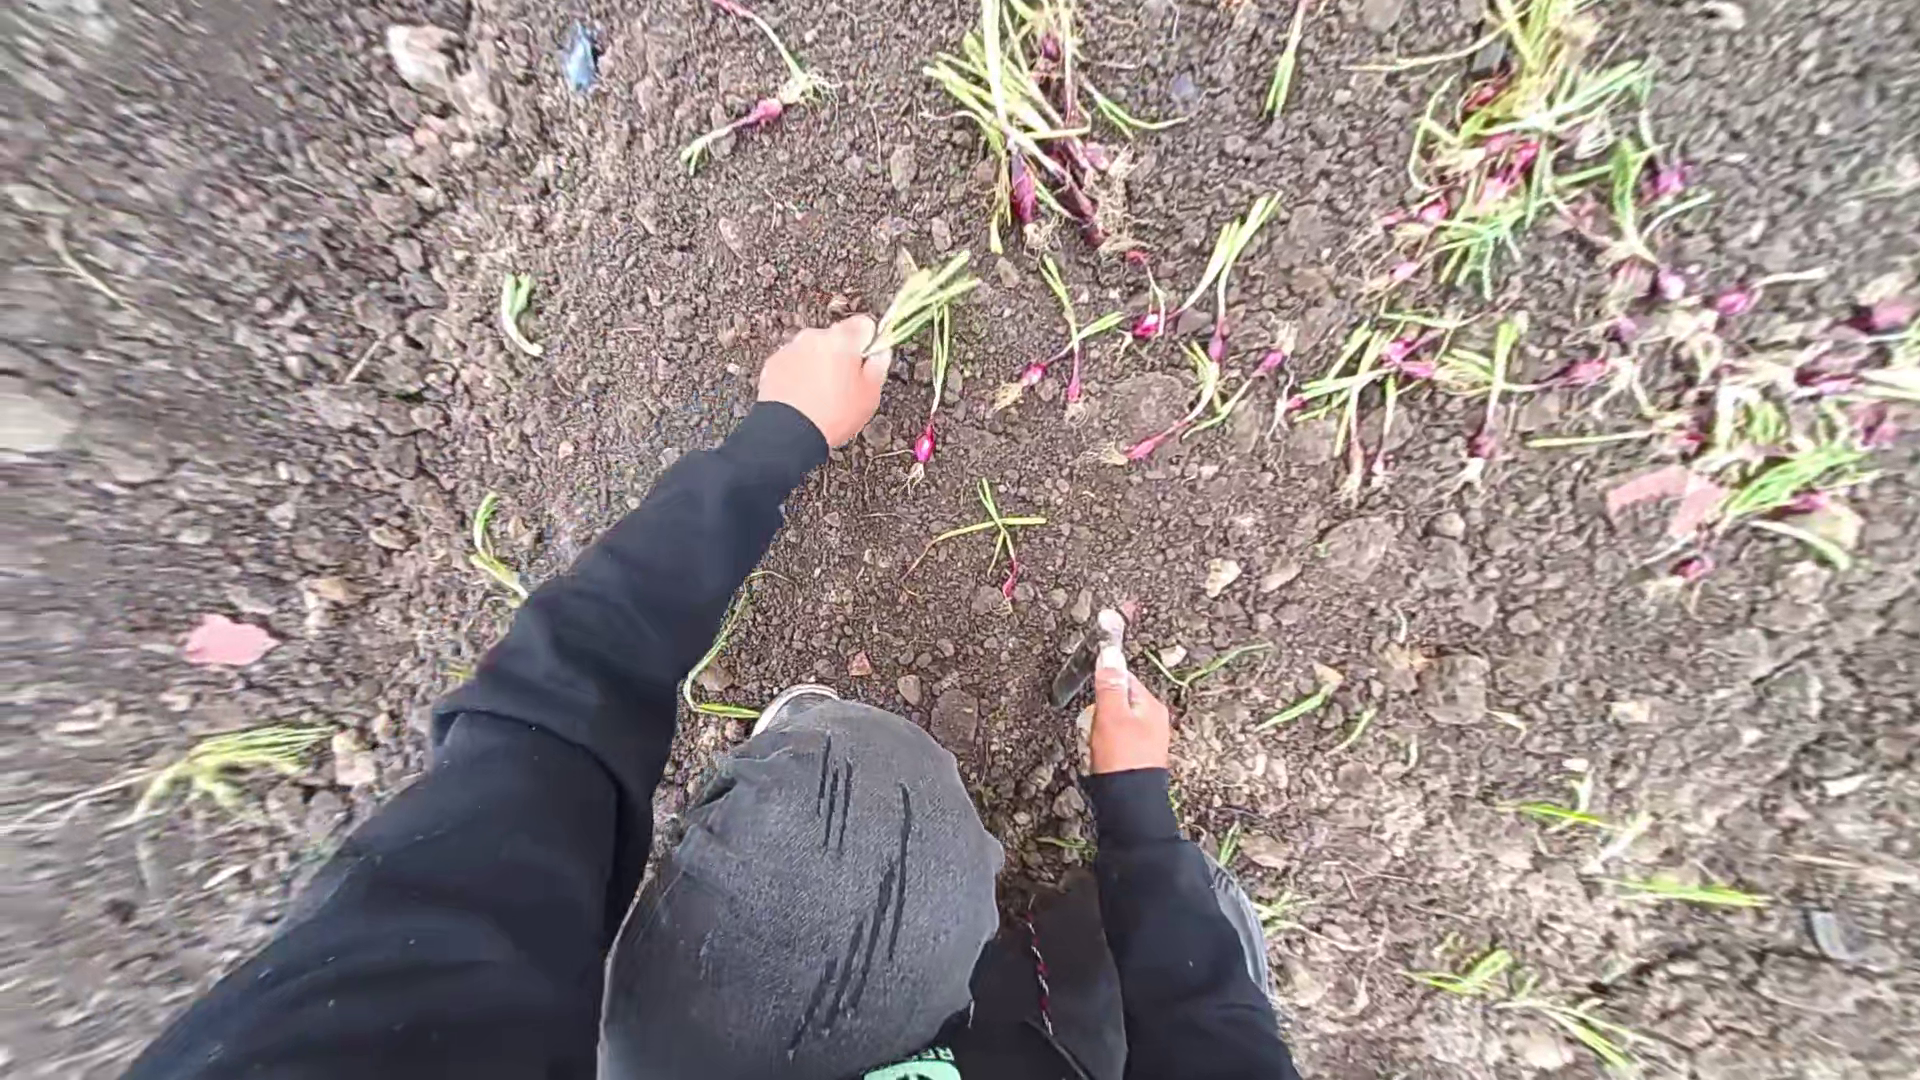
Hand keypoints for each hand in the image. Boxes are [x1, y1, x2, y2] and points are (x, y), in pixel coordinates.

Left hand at [757, 315, 890, 447]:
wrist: (789, 432)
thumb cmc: (833, 415)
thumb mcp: (870, 396)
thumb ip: (878, 368)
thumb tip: (880, 354)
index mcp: (843, 340)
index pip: (864, 324)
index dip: (869, 342)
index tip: (869, 359)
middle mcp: (815, 337)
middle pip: (836, 338)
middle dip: (842, 357)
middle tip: (846, 387)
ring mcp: (791, 349)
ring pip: (813, 351)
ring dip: (819, 366)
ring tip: (822, 397)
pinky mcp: (773, 364)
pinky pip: (793, 364)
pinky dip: (799, 376)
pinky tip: (805, 398)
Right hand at [1090, 643, 1170, 773]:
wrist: (1129, 804)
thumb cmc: (1122, 759)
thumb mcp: (1110, 714)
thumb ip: (1110, 684)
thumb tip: (1110, 653)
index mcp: (1151, 706)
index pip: (1124, 678)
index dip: (1104, 685)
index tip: (1093, 697)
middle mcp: (1153, 720)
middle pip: (1117, 700)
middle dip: (1099, 712)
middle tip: (1096, 726)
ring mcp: (1146, 739)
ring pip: (1112, 720)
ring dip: (1099, 729)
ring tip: (1097, 744)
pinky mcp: (1136, 755)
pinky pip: (1114, 738)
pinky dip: (1103, 744)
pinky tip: (1100, 755)